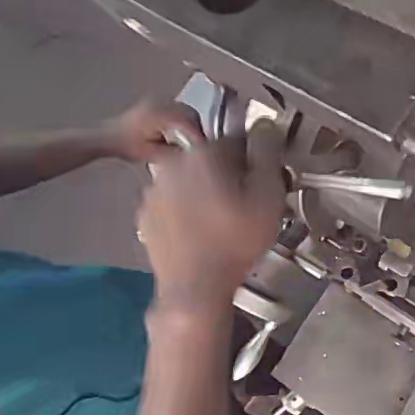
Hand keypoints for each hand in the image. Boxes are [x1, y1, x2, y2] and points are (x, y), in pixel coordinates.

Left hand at [101, 101, 204, 164]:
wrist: (108, 136)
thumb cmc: (127, 146)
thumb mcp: (152, 154)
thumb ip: (175, 153)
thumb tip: (195, 153)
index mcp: (157, 114)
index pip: (187, 122)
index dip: (198, 136)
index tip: (205, 148)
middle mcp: (159, 102)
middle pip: (190, 113)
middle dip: (198, 129)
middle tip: (201, 145)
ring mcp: (158, 99)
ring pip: (186, 110)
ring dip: (192, 124)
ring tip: (193, 140)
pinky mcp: (158, 101)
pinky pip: (179, 109)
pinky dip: (185, 120)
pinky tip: (183, 133)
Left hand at [137, 122, 285, 311]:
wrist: (194, 289)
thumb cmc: (236, 241)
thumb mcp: (268, 195)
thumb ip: (268, 153)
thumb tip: (265, 126)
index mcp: (203, 154)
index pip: (238, 141)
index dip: (256, 163)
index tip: (264, 186)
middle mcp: (172, 164)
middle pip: (212, 161)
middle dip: (230, 177)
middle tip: (248, 207)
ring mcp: (154, 191)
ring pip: (191, 182)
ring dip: (208, 193)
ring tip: (225, 224)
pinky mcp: (146, 216)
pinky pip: (174, 203)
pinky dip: (187, 212)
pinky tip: (202, 234)